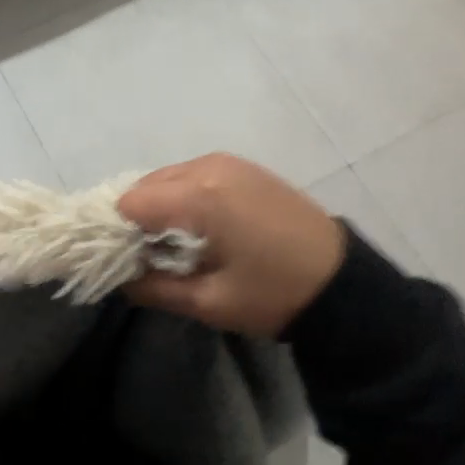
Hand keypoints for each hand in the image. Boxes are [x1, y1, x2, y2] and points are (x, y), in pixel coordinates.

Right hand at [117, 153, 344, 337]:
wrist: (346, 285)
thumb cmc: (275, 295)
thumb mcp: (211, 302)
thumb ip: (154, 288)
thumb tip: (119, 278)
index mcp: (199, 197)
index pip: (131, 203)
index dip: (118, 231)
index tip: (124, 261)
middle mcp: (208, 167)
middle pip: (146, 185)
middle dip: (137, 218)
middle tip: (146, 257)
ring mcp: (226, 162)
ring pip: (168, 177)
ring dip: (160, 206)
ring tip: (173, 244)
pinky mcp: (241, 166)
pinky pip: (192, 174)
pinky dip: (182, 195)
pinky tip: (196, 226)